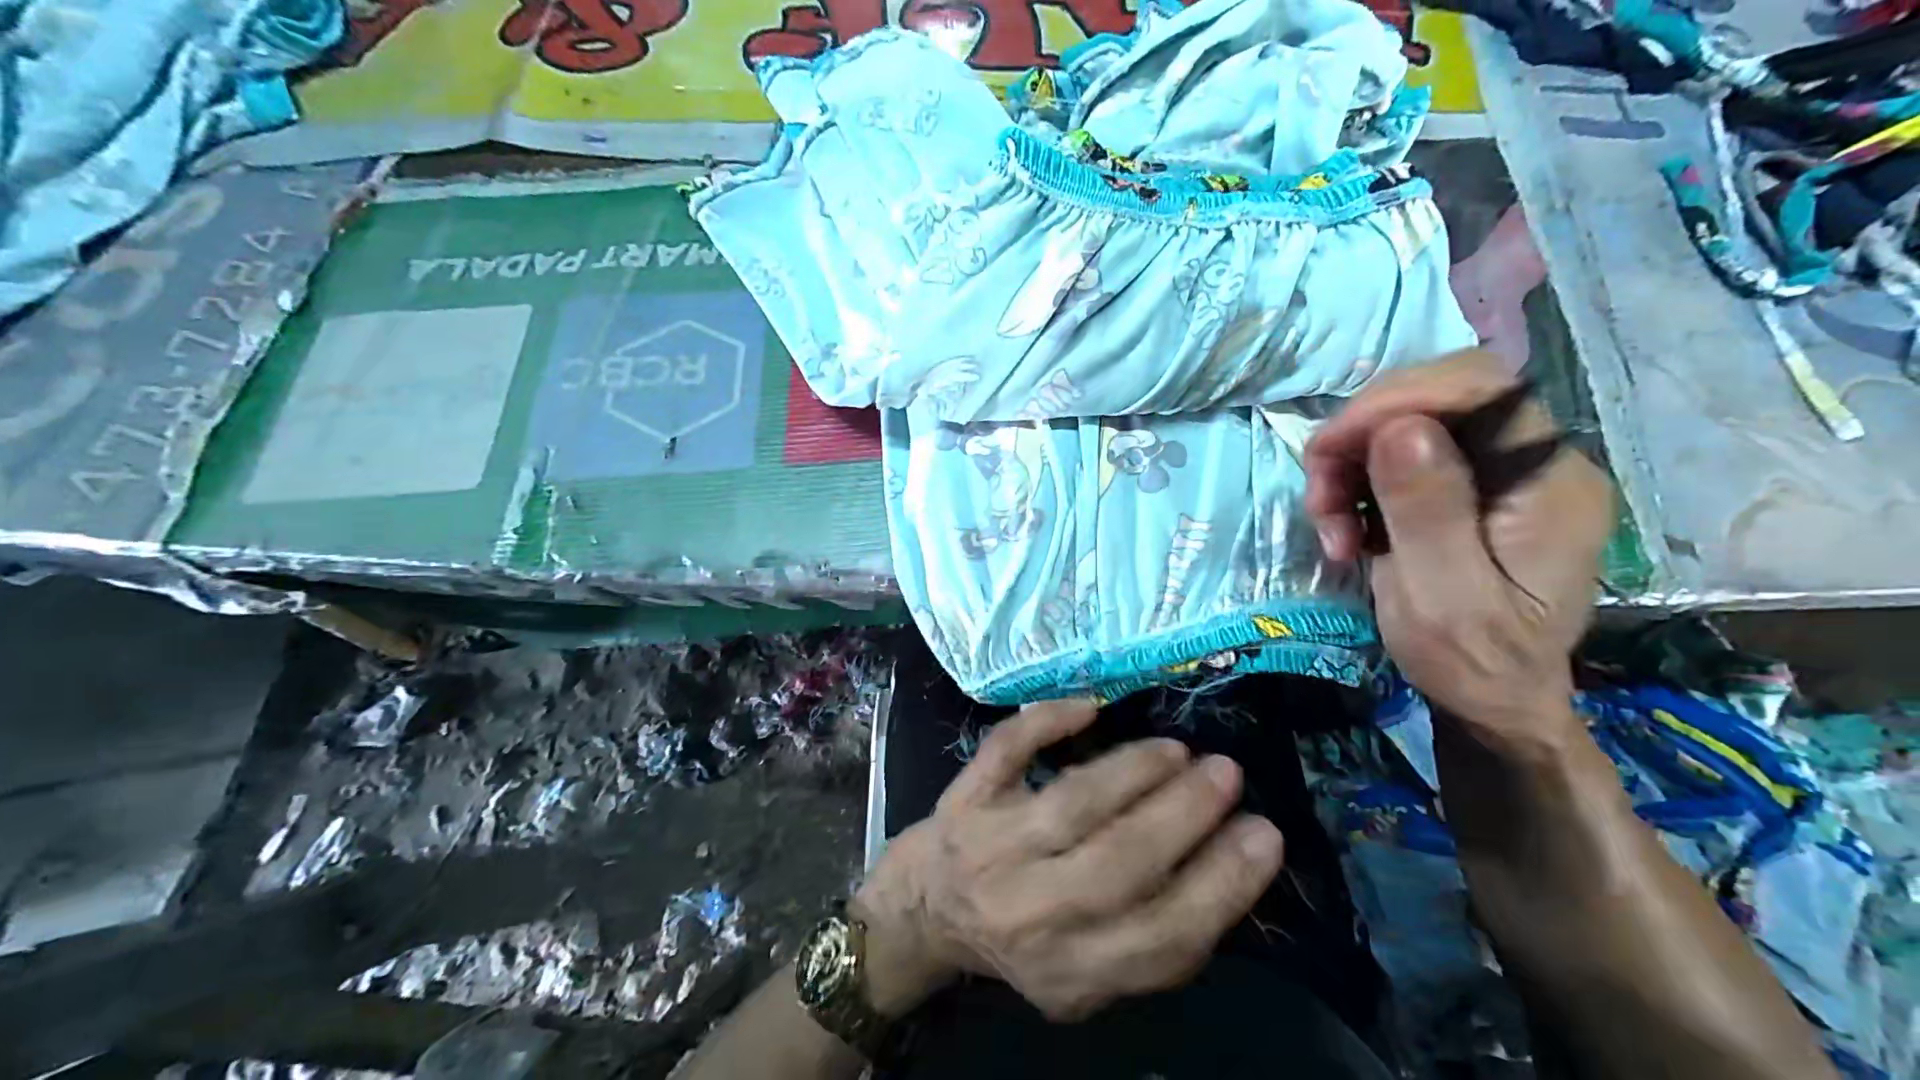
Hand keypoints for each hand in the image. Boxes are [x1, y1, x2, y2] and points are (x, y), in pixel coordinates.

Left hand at [850, 699, 1283, 1021]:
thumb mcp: (1086, 971)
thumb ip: (1149, 936)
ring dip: (1131, 771)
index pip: (1161, 936)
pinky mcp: (964, 799)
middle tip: (1226, 773)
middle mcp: (1030, 913)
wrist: (926, 910)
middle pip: (1119, 863)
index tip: (1263, 835)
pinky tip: (1089, 706)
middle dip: (1183, 815)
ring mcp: (991, 849)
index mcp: (1072, 970)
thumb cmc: (1023, 938)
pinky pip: (1007, 753)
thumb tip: (1228, 859)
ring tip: (1176, 750)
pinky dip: (1046, 724)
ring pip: (1070, 804)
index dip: (1221, 886)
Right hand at [1303, 349, 1613, 740]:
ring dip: (1350, 466)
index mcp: (1549, 485)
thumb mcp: (1442, 598)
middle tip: (1319, 495)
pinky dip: (1356, 483)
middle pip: (1438, 397)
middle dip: (1362, 435)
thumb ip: (1428, 512)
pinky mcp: (1467, 488)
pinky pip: (1399, 456)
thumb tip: (1401, 427)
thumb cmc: (1471, 661)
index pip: (1480, 391)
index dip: (1396, 400)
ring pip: (1408, 422)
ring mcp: (1501, 474)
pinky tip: (1345, 528)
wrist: (1491, 702)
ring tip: (1329, 528)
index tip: (1328, 448)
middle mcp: (1535, 463)